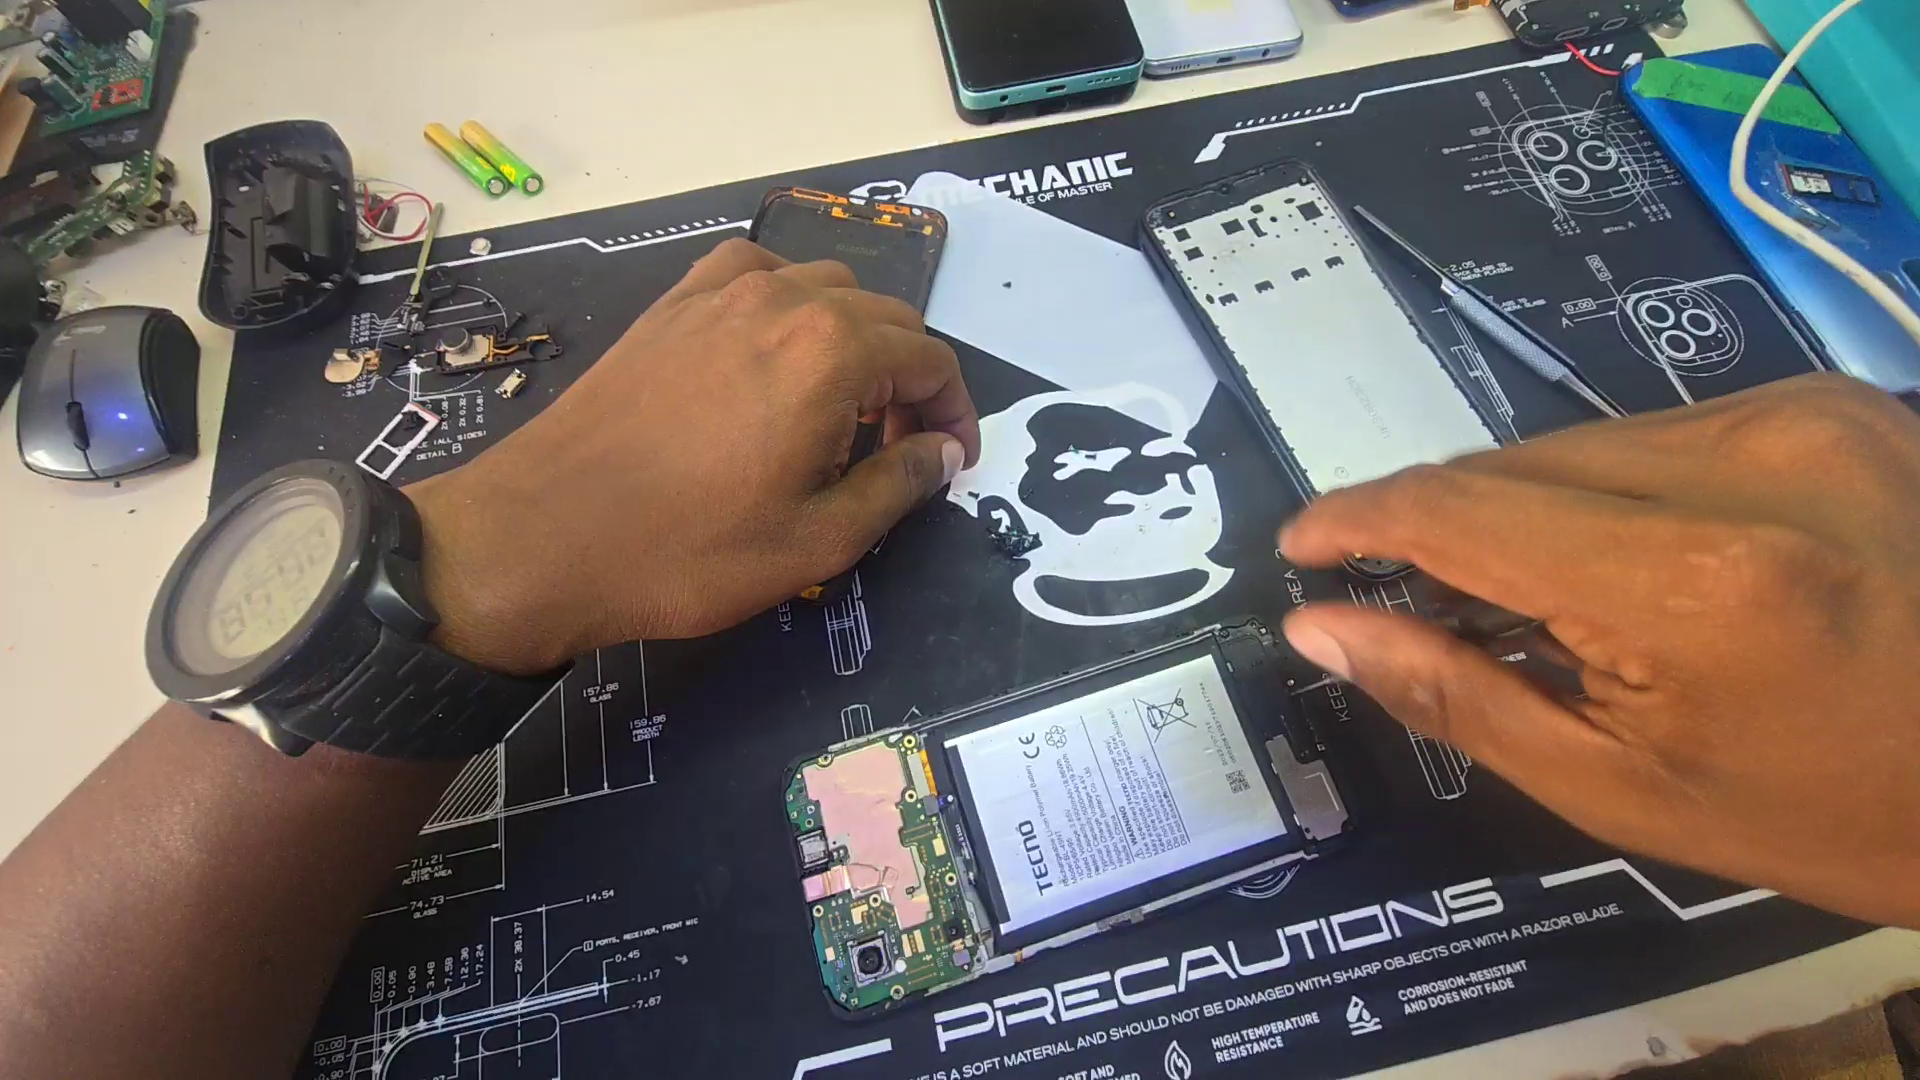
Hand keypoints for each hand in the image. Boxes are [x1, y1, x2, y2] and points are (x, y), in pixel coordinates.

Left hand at [405, 238, 979, 674]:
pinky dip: (792, 306)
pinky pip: (758, 276)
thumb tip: (943, 451)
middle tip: (899, 449)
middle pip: (887, 320)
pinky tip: (778, 352)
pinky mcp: (674, 304)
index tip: (950, 459)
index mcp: (830, 354)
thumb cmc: (690, 552)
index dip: (955, 411)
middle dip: (912, 382)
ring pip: (829, 289)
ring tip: (842, 406)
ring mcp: (721, 294)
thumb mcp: (818, 540)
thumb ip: (897, 485)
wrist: (542, 537)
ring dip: (858, 343)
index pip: (930, 360)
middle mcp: (784, 302)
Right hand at [1279, 373, 1919, 927]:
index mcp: (1690, 579)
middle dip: (1417, 524)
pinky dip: (1567, 492)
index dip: (1352, 521)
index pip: (1452, 513)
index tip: (1298, 545)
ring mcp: (1795, 415)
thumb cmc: (1840, 814)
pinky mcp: (1822, 405)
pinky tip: (1590, 553)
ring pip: (1550, 448)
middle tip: (1388, 588)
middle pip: (1493, 471)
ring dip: (1492, 510)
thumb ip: (1447, 693)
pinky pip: (1623, 439)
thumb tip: (1317, 628)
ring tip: (1501, 588)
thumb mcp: (1614, 787)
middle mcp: (1742, 459)